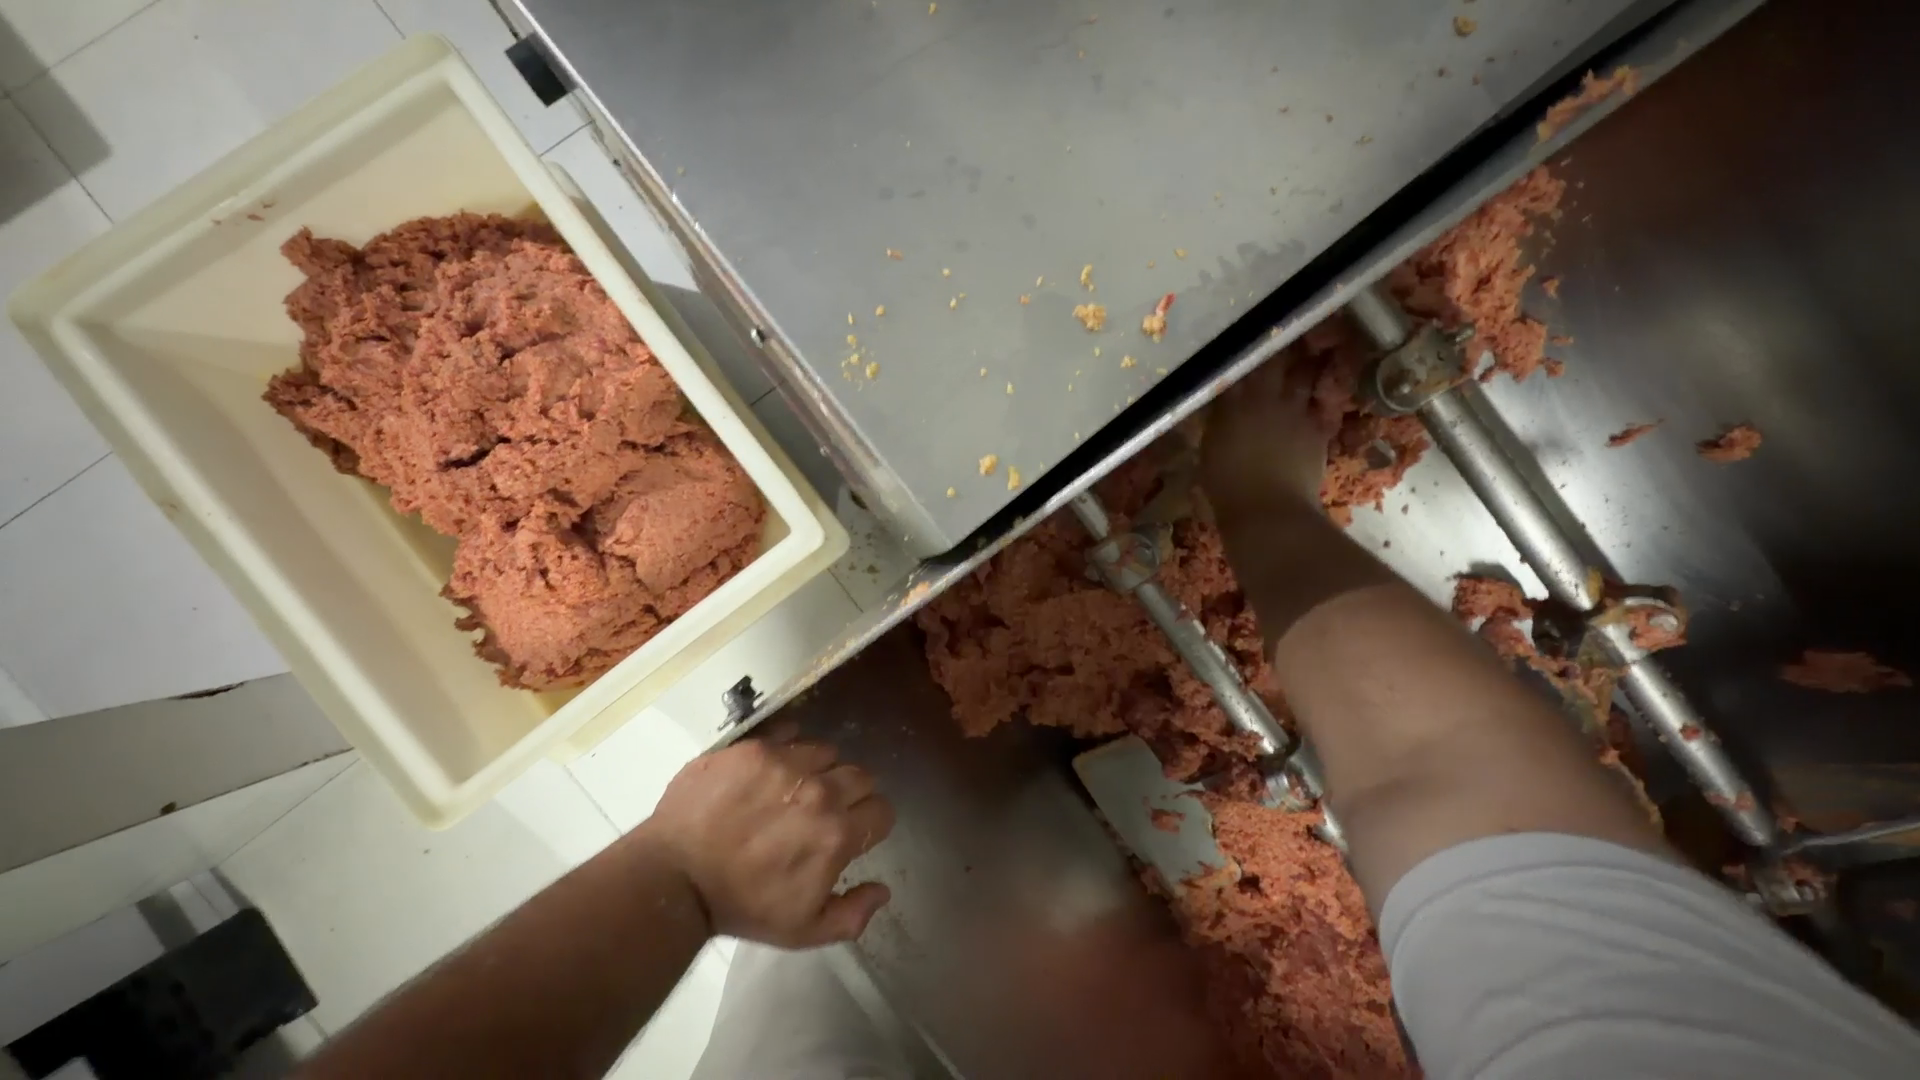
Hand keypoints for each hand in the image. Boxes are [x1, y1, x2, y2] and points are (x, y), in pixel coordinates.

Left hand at [640, 727, 894, 947]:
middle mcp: (820, 791)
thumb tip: (883, 890)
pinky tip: (772, 768)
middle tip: (824, 810)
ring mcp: (786, 763)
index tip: (853, 832)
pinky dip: (788, 747)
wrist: (673, 878)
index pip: (881, 811)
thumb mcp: (802, 931)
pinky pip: (788, 733)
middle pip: (861, 776)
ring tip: (795, 787)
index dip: (871, 823)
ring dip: (820, 769)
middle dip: (851, 793)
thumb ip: (852, 914)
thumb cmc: (741, 908)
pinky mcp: (754, 748)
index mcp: (838, 834)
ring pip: (826, 752)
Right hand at [1199, 354, 1329, 521]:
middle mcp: (1264, 399)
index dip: (1241, 357)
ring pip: (1302, 376)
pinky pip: (1319, 405)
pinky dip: (1317, 401)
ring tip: (1307, 357)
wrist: (1270, 511)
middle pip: (1273, 362)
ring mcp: (1295, 411)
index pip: (1236, 369)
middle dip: (1277, 350)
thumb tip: (1222, 408)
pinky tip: (1318, 398)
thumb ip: (1218, 424)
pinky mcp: (1318, 428)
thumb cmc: (1227, 488)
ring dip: (1303, 367)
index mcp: (1231, 405)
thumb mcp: (1209, 452)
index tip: (1242, 347)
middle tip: (1279, 340)